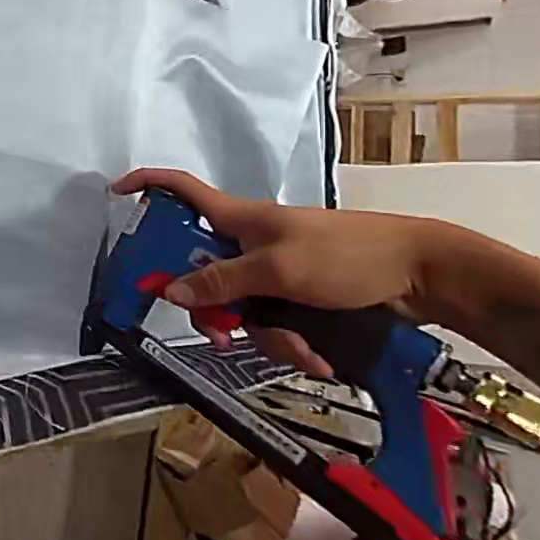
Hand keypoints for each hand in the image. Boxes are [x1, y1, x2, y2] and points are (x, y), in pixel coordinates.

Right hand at [110, 169, 449, 377]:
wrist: (422, 274)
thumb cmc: (344, 255)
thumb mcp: (276, 271)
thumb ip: (220, 282)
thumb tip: (169, 293)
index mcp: (235, 219)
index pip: (179, 189)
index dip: (145, 184)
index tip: (116, 194)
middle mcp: (245, 243)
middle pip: (199, 270)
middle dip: (212, 308)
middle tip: (221, 333)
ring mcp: (270, 271)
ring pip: (237, 305)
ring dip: (264, 334)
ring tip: (301, 349)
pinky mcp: (294, 296)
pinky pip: (271, 322)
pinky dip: (290, 341)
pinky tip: (317, 355)